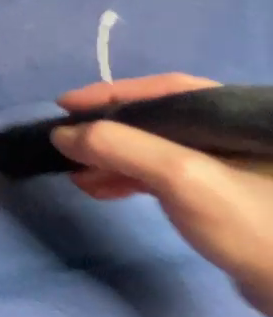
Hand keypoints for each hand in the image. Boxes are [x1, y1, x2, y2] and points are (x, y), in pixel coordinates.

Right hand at [52, 73, 272, 312]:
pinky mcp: (234, 195)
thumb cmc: (257, 226)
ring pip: (163, 148)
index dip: (113, 94)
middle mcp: (249, 136)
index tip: (64, 106)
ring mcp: (243, 167)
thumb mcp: (184, 178)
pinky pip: (172, 172)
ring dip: (114, 158)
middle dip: (109, 133)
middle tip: (66, 147)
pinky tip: (106, 191)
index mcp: (251, 119)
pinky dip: (133, 177)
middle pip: (164, 119)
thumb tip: (62, 134)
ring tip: (78, 176)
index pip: (173, 89)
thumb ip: (120, 147)